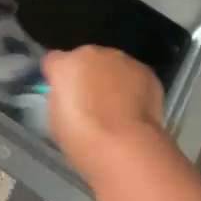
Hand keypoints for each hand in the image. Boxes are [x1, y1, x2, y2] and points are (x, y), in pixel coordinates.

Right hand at [41, 47, 164, 178]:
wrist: (125, 147)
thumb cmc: (83, 139)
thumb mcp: (56, 120)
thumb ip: (61, 98)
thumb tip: (69, 96)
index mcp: (65, 65)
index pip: (53, 61)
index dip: (57, 77)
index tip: (62, 95)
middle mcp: (92, 54)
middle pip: (85, 59)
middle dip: (87, 76)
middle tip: (91, 105)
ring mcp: (122, 61)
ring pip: (112, 66)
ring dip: (111, 81)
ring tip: (117, 111)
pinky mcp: (146, 72)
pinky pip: (134, 76)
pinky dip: (134, 89)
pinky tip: (135, 112)